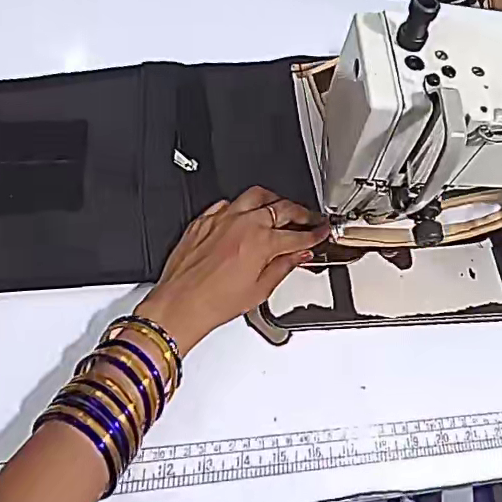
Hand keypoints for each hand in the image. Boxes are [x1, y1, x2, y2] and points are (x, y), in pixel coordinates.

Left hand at [133, 187, 329, 354]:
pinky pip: (228, 202)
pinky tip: (245, 214)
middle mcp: (243, 224)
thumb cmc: (213, 302)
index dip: (315, 233)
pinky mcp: (204, 220)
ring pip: (257, 195)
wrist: (179, 305)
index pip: (298, 234)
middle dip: (302, 213)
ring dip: (274, 200)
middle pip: (283, 208)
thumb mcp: (260, 290)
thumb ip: (284, 266)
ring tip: (281, 208)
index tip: (321, 232)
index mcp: (262, 242)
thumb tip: (298, 256)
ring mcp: (222, 219)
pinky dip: (242, 206)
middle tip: (309, 219)